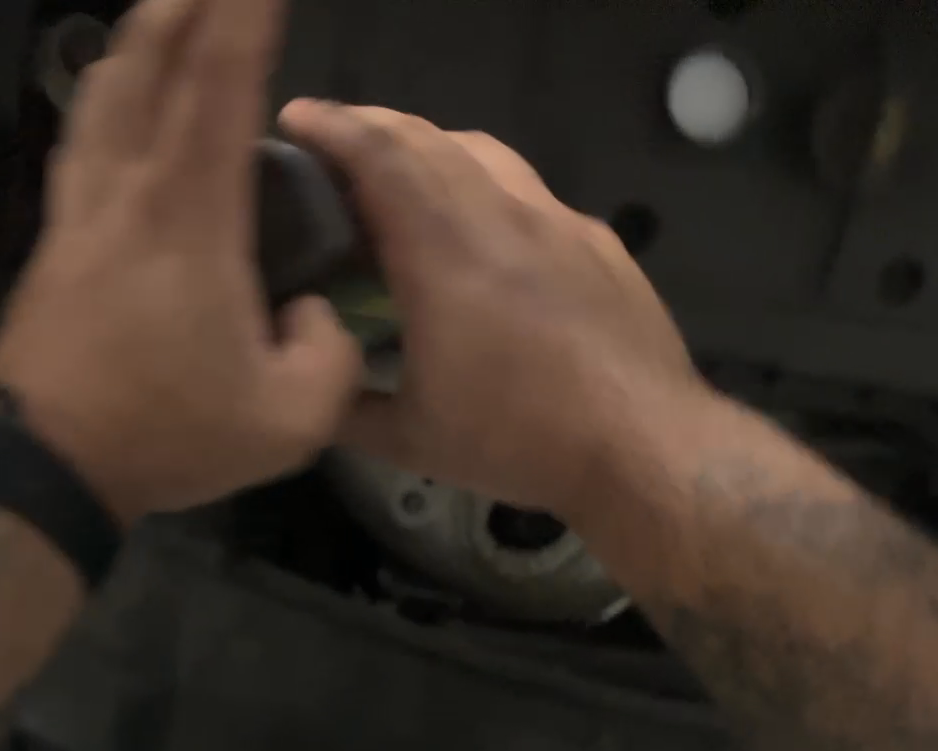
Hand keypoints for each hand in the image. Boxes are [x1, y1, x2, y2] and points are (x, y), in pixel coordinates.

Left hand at [0, 0, 363, 524]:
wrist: (52, 468)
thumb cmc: (170, 438)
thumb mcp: (289, 423)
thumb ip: (332, 356)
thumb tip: (313, 309)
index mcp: (191, 221)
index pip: (219, 84)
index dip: (244, 15)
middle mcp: (127, 195)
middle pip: (149, 66)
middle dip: (185, 3)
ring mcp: (78, 217)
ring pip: (101, 97)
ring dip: (137, 41)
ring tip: (163, 14)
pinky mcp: (51, 246)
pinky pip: (78, 146)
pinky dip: (102, 102)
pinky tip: (111, 105)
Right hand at [278, 102, 715, 520]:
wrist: (641, 445)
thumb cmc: (517, 441)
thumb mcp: (411, 440)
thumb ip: (344, 410)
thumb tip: (306, 391)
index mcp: (445, 257)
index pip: (382, 159)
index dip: (333, 128)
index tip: (297, 118)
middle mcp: (503, 217)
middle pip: (430, 140)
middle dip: (373, 128)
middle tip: (335, 145)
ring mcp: (558, 222)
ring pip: (484, 155)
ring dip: (430, 149)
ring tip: (401, 177)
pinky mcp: (596, 242)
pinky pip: (528, 191)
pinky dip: (482, 186)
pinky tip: (480, 232)